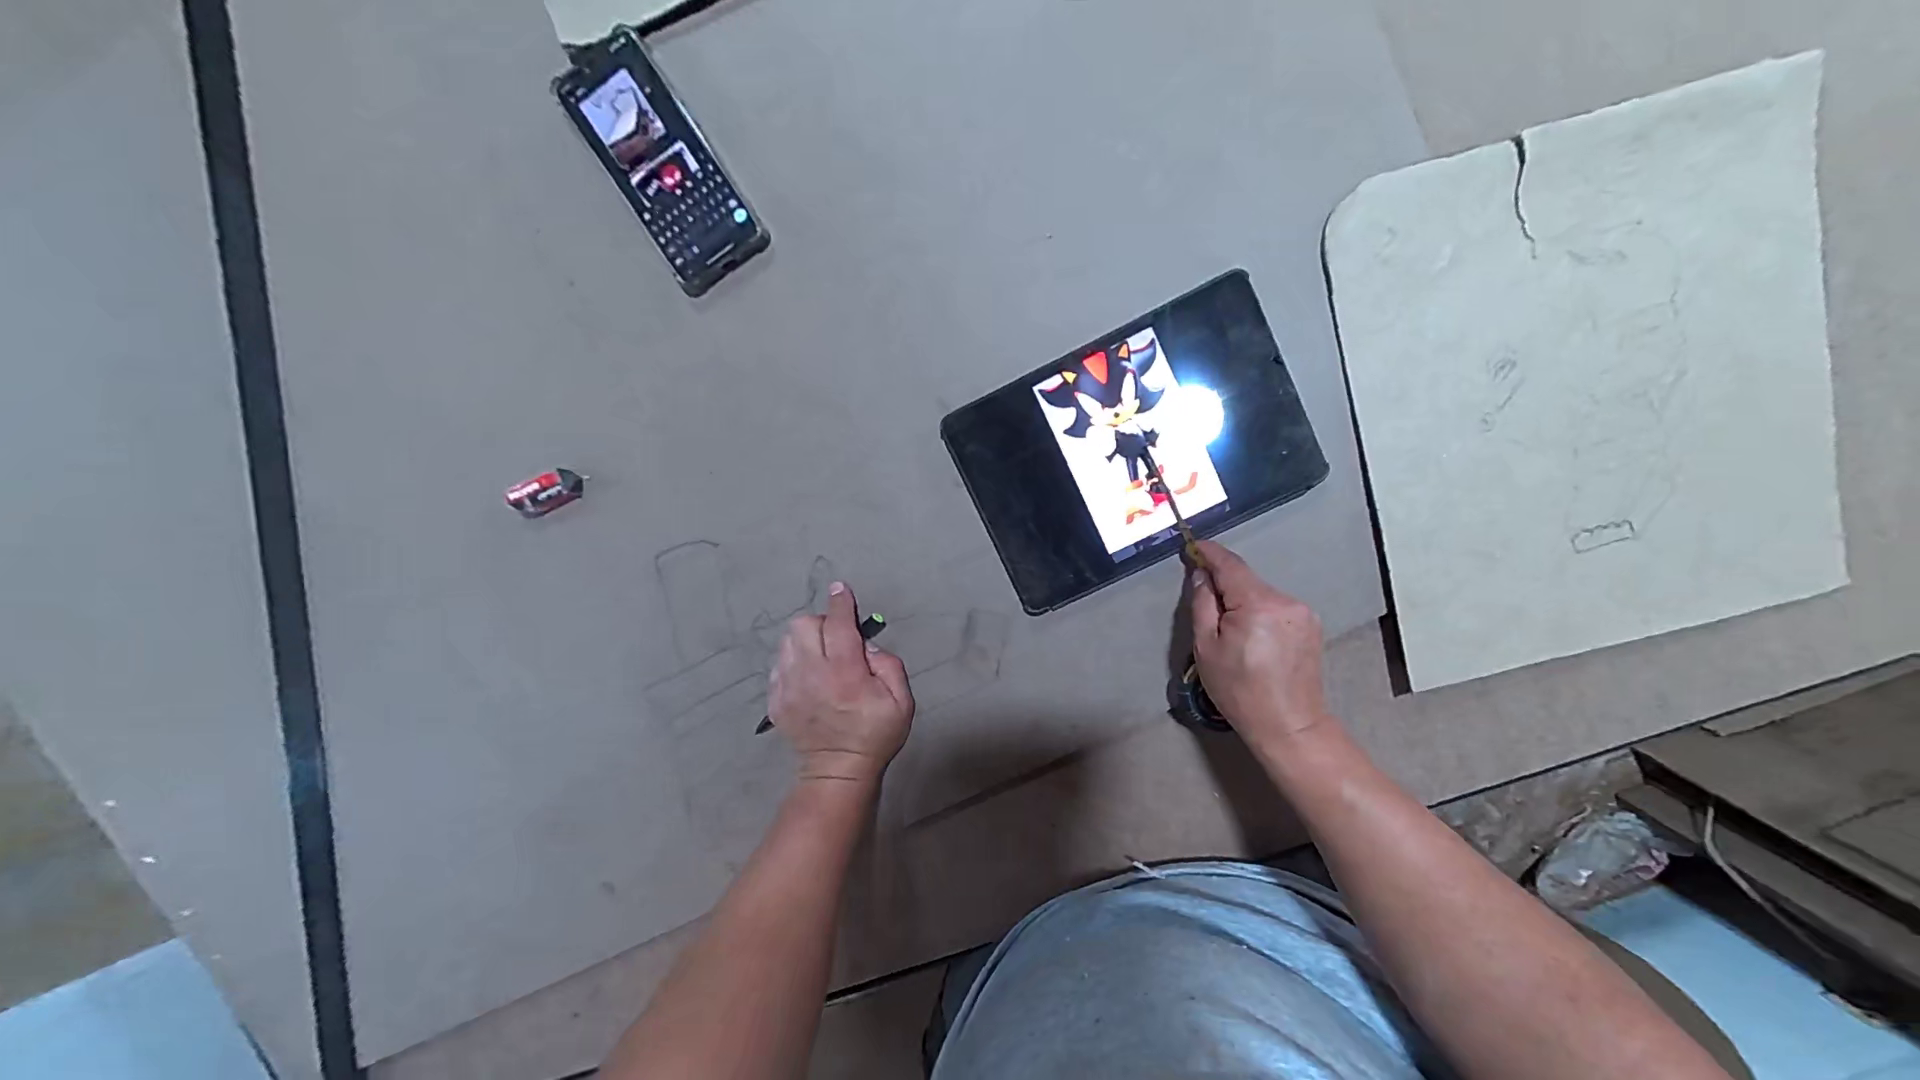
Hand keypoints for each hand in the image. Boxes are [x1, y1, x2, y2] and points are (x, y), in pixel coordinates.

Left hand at [767, 582, 913, 785]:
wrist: (837, 772)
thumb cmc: (875, 735)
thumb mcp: (901, 701)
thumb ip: (889, 665)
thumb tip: (867, 646)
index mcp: (845, 673)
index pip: (839, 624)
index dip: (841, 602)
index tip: (841, 589)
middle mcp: (812, 674)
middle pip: (804, 624)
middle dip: (822, 623)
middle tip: (838, 639)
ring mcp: (788, 688)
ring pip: (787, 641)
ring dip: (806, 640)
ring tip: (821, 657)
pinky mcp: (775, 700)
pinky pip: (778, 663)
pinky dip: (794, 661)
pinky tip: (809, 677)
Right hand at [1189, 540, 1332, 746]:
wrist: (1289, 724)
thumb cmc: (1240, 690)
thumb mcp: (1206, 647)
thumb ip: (1202, 604)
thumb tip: (1202, 576)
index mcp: (1258, 604)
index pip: (1230, 565)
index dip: (1209, 553)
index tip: (1193, 546)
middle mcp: (1285, 601)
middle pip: (1246, 580)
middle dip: (1224, 585)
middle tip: (1204, 604)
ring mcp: (1303, 612)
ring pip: (1261, 594)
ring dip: (1242, 601)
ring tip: (1230, 632)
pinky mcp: (1310, 625)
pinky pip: (1275, 607)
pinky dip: (1258, 612)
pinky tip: (1251, 638)